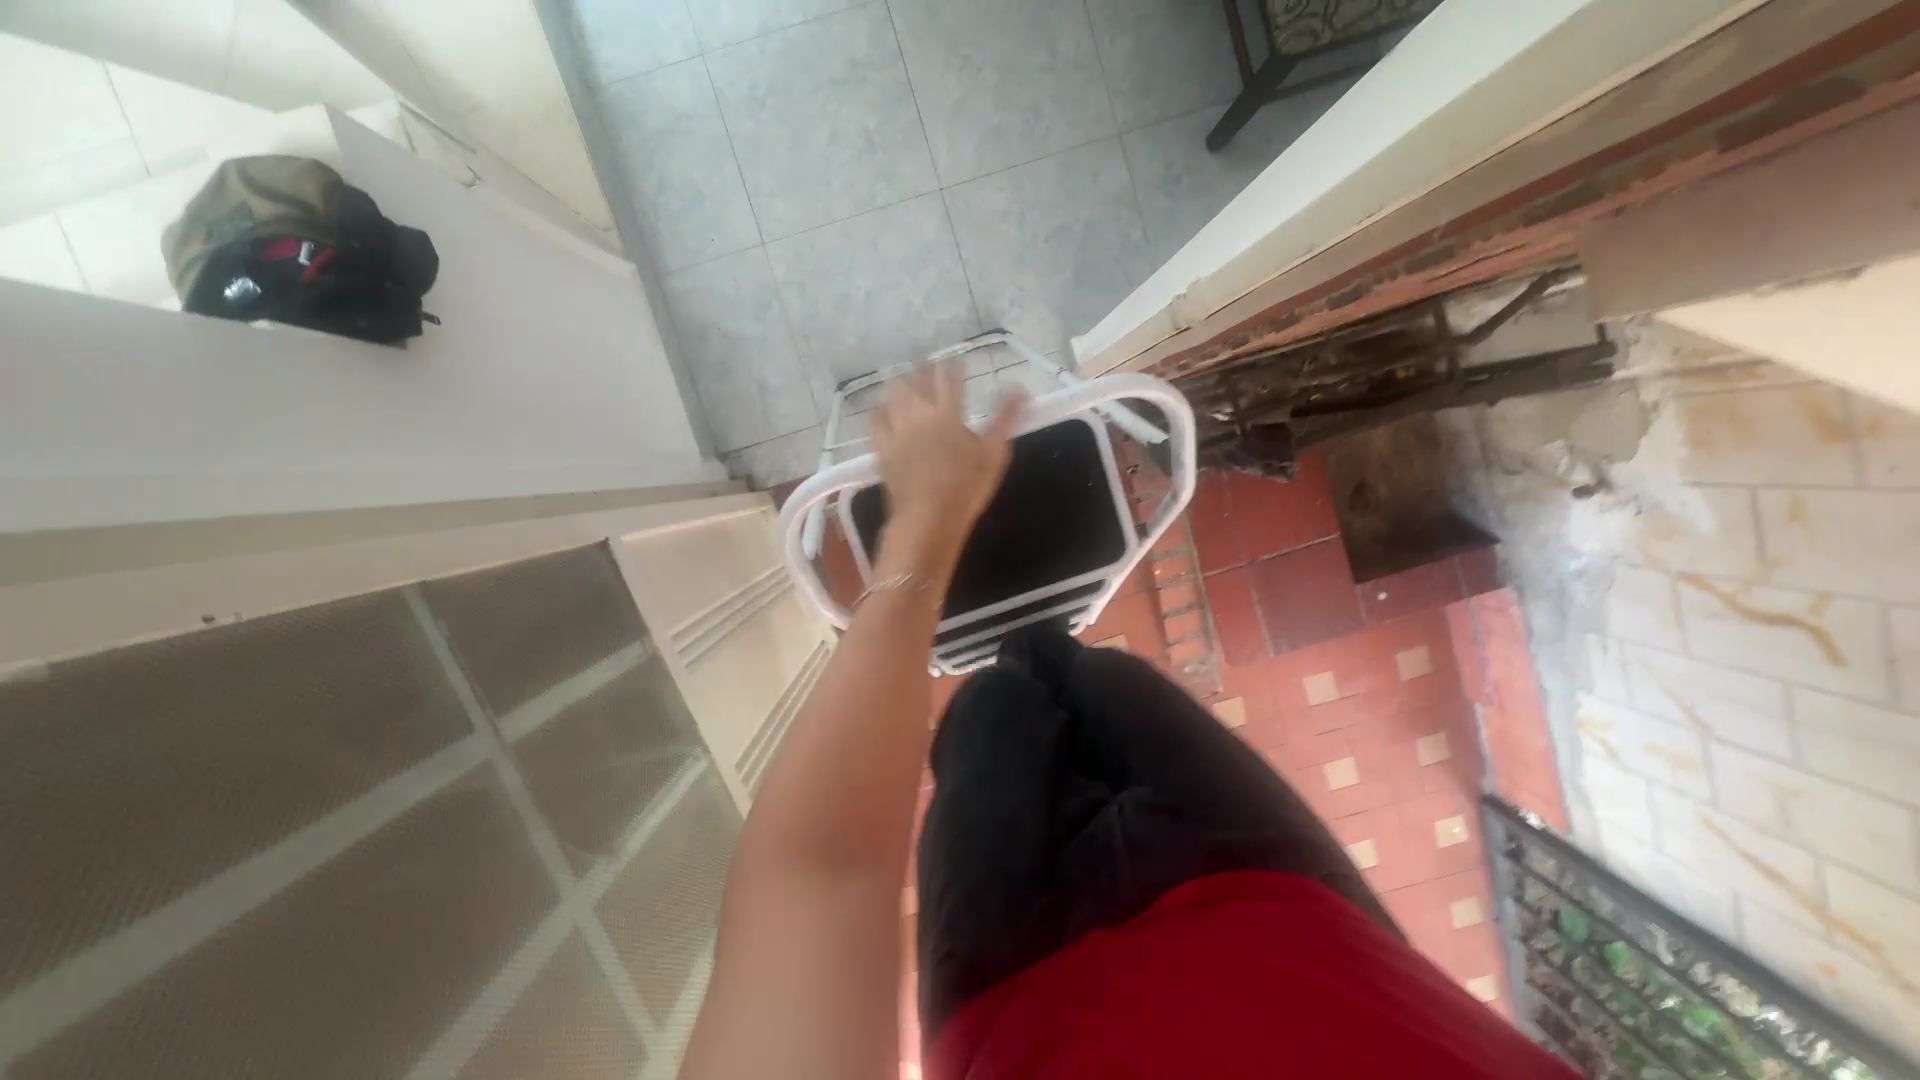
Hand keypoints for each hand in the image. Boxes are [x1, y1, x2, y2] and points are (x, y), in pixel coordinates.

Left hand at [870, 363, 1023, 575]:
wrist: (928, 518)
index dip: (952, 366)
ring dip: (899, 382)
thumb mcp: (994, 454)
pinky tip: (880, 407)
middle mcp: (920, 415)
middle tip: (924, 359)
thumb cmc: (966, 488)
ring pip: (893, 395)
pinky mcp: (882, 447)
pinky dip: (878, 409)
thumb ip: (1005, 418)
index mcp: (949, 414)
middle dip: (922, 367)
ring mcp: (897, 430)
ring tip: (902, 377)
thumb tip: (1019, 388)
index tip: (955, 359)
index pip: (950, 379)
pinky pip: (874, 420)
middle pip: (918, 381)